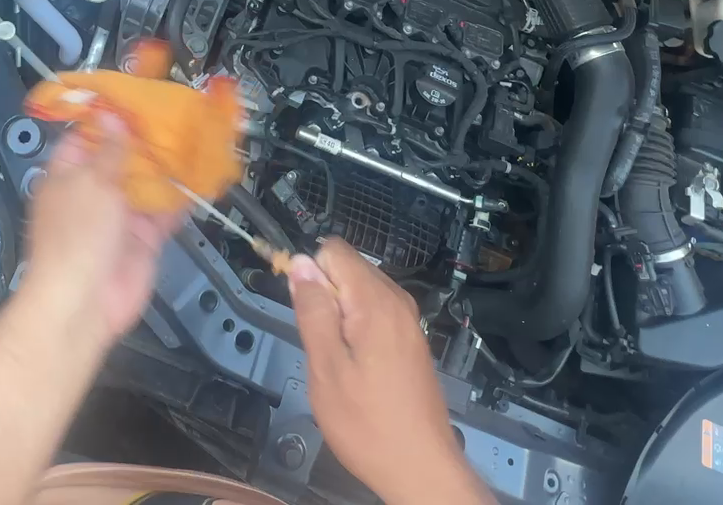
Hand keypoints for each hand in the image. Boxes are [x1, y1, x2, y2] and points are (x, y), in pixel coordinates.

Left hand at [21, 114, 184, 350]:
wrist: (84, 304)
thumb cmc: (73, 241)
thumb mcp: (92, 182)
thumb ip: (109, 150)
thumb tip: (111, 117)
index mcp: (68, 175)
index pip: (86, 137)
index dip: (108, 119)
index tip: (133, 102)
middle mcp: (92, 193)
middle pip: (121, 159)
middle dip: (145, 141)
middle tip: (172, 117)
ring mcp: (118, 217)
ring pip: (146, 184)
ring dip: (167, 167)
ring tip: (190, 141)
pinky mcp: (142, 238)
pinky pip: (165, 213)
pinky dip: (181, 199)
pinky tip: (199, 180)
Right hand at [288, 239, 491, 504]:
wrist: (422, 471)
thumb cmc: (368, 424)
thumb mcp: (327, 368)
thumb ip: (313, 310)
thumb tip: (300, 263)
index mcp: (375, 301)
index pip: (334, 250)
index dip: (310, 272)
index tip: (305, 311)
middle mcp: (397, 300)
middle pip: (348, 267)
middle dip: (325, 294)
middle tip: (322, 344)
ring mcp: (408, 320)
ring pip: (360, 290)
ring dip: (340, 313)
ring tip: (339, 360)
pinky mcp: (411, 339)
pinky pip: (375, 311)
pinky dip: (358, 327)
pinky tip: (357, 367)